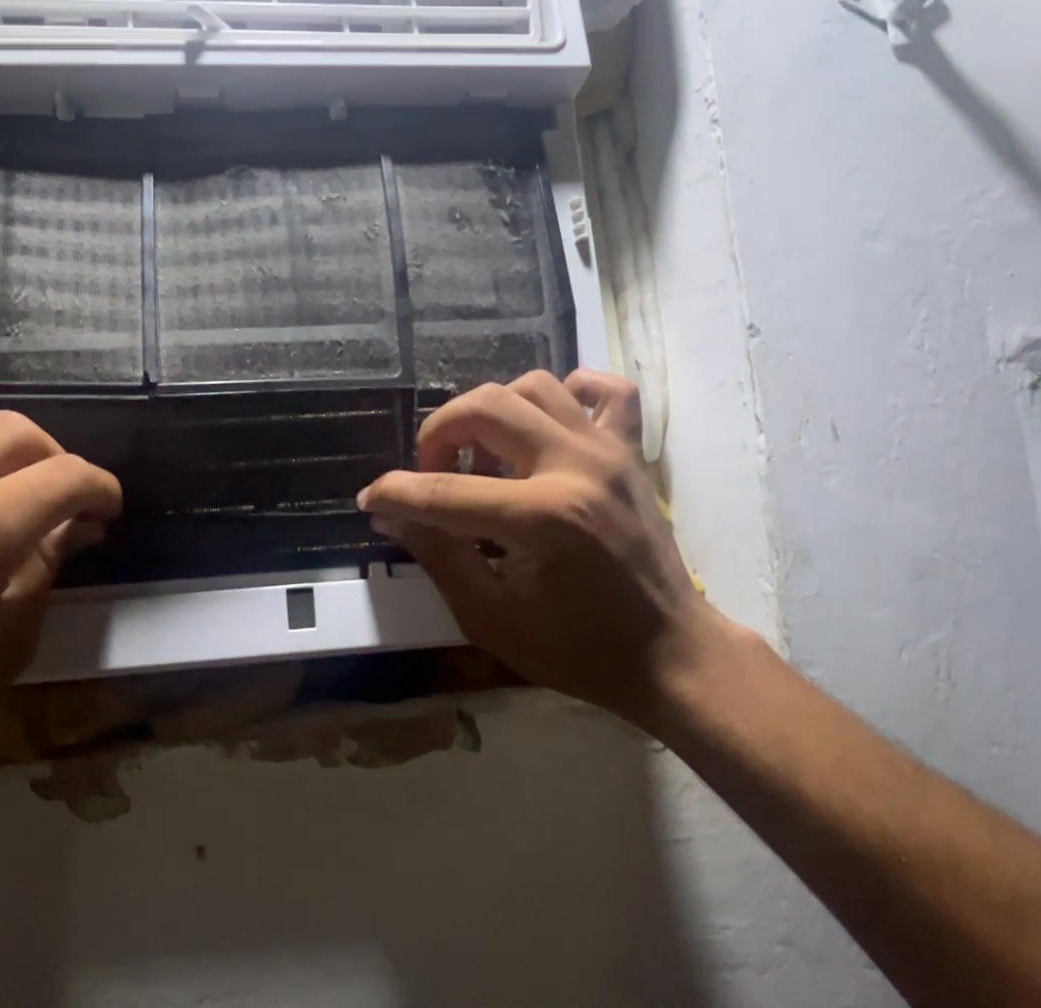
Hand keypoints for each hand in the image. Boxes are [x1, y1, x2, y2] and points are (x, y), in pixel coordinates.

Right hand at [359, 369, 739, 723]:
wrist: (669, 655)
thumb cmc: (578, 649)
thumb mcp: (491, 617)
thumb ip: (437, 555)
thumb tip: (390, 513)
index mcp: (541, 519)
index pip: (443, 491)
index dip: (393, 493)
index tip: (370, 501)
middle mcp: (575, 468)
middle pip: (486, 408)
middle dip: (439, 435)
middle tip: (432, 476)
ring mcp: (609, 452)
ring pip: (534, 386)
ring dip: (492, 413)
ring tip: (485, 458)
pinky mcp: (632, 453)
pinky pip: (607, 390)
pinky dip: (570, 391)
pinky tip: (547, 423)